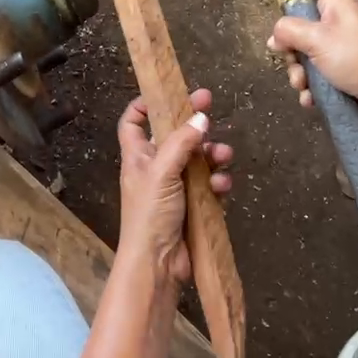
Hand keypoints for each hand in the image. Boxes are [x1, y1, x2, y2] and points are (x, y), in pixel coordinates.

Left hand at [114, 87, 233, 282]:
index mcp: (138, 155)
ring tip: (224, 154)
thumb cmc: (149, 214)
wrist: (158, 265)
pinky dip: (217, 182)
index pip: (133, 122)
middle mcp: (155, 167)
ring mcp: (174, 187)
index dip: (143, 105)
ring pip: (196, 159)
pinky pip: (208, 185)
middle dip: (191, 122)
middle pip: (173, 135)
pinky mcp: (192, 206)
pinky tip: (222, 185)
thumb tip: (200, 117)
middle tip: (210, 103)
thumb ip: (181, 143)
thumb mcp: (161, 171)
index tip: (164, 92)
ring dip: (211, 153)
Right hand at [266, 0, 357, 129]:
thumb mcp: (317, 39)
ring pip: (310, 53)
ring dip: (300, 71)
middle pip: (304, 23)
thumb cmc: (357, 58)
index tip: (281, 9)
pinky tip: (310, 99)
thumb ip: (289, 30)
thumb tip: (276, 35)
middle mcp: (340, 22)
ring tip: (301, 86)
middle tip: (288, 59)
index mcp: (336, 4)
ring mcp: (346, 48)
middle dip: (291, 46)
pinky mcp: (350, 72)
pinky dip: (314, 86)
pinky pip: (322, 74)